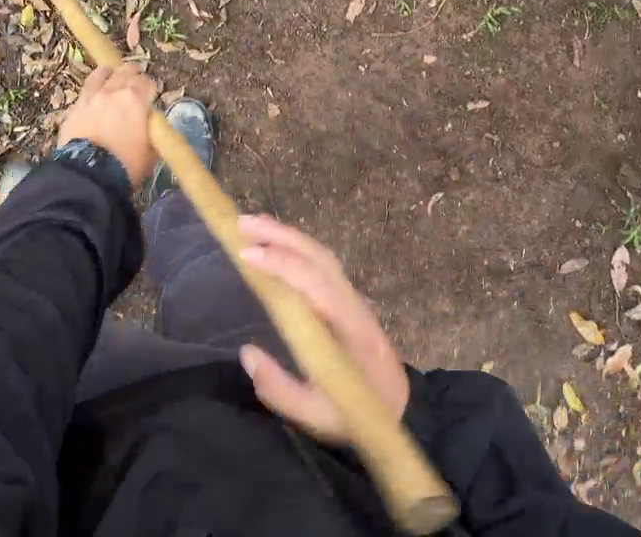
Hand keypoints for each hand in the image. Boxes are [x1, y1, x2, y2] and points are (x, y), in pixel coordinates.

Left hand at [54, 64, 159, 189]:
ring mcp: (93, 96)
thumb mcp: (151, 152)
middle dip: (134, 74)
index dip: (151, 87)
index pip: (148, 83)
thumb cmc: (126, 164)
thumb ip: (153, 133)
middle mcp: (115, 91)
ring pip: (103, 75)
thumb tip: (150, 126)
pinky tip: (94, 87)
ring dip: (111, 73)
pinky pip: (86, 88)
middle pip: (126, 73)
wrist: (89, 174)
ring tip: (112, 72)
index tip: (152, 93)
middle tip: (136, 77)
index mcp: (137, 100)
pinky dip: (93, 84)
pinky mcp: (76, 106)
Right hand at [234, 215, 409, 443]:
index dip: (282, 265)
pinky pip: (321, 261)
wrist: (400, 409)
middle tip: (239, 223)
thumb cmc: (357, 413)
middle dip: (279, 236)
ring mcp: (353, 296)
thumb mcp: (317, 416)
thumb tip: (246, 353)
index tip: (246, 256)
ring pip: (320, 254)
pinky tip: (273, 239)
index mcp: (351, 330)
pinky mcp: (346, 296)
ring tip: (249, 224)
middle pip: (318, 258)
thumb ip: (280, 389)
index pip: (316, 285)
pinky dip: (295, 244)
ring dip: (285, 235)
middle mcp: (354, 304)